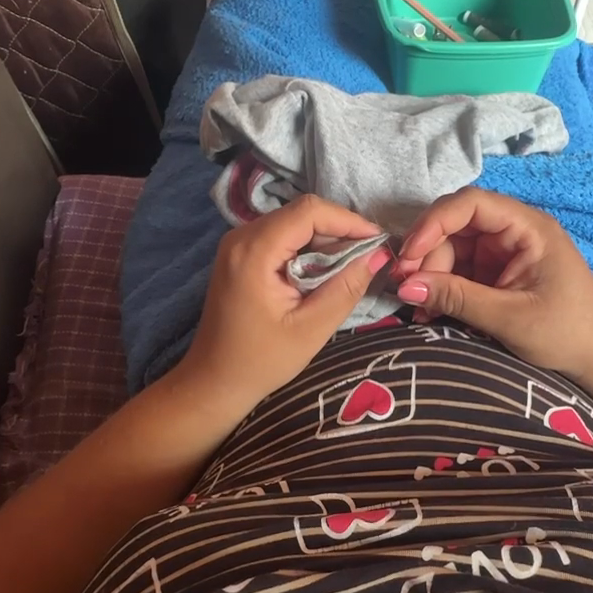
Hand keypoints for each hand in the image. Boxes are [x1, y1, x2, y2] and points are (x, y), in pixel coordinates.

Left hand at [175, 195, 391, 414]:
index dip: (348, 221)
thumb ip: (346, 288)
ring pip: (293, 222)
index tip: (378, 242)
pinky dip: (308, 247)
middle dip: (340, 229)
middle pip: (301, 213)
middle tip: (370, 256)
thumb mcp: (311, 329)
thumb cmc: (261, 361)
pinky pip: (282, 235)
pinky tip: (326, 270)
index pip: (309, 212)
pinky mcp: (241, 253)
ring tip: (354, 264)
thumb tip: (379, 255)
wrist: (213, 380)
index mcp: (254, 251)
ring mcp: (238, 242)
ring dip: (326, 238)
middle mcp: (241, 236)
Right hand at [392, 188, 592, 385]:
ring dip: (429, 275)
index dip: (434, 223)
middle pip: (454, 227)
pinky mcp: (494, 274)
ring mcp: (502, 252)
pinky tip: (429, 313)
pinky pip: (457, 271)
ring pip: (450, 249)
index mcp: (528, 227)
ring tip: (418, 310)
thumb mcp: (510, 318)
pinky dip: (439, 289)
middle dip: (427, 255)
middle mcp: (512, 231)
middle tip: (406, 288)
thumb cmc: (567, 334)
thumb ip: (457, 298)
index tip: (409, 255)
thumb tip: (405, 286)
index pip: (471, 204)